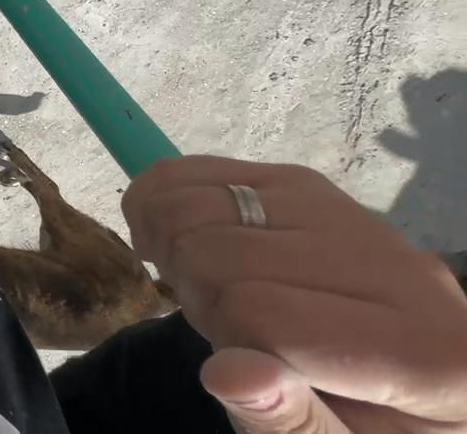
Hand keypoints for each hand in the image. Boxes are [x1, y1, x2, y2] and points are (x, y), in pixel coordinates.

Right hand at [123, 156, 466, 432]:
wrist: (393, 376)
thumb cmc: (366, 423)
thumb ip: (289, 421)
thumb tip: (230, 374)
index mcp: (429, 355)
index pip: (262, 316)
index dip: (226, 341)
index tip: (243, 368)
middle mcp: (402, 270)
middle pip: (221, 253)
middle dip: (193, 292)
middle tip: (217, 325)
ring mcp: (346, 213)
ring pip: (193, 204)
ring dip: (168, 246)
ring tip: (198, 283)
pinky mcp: (298, 182)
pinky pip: (187, 170)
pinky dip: (151, 202)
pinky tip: (167, 239)